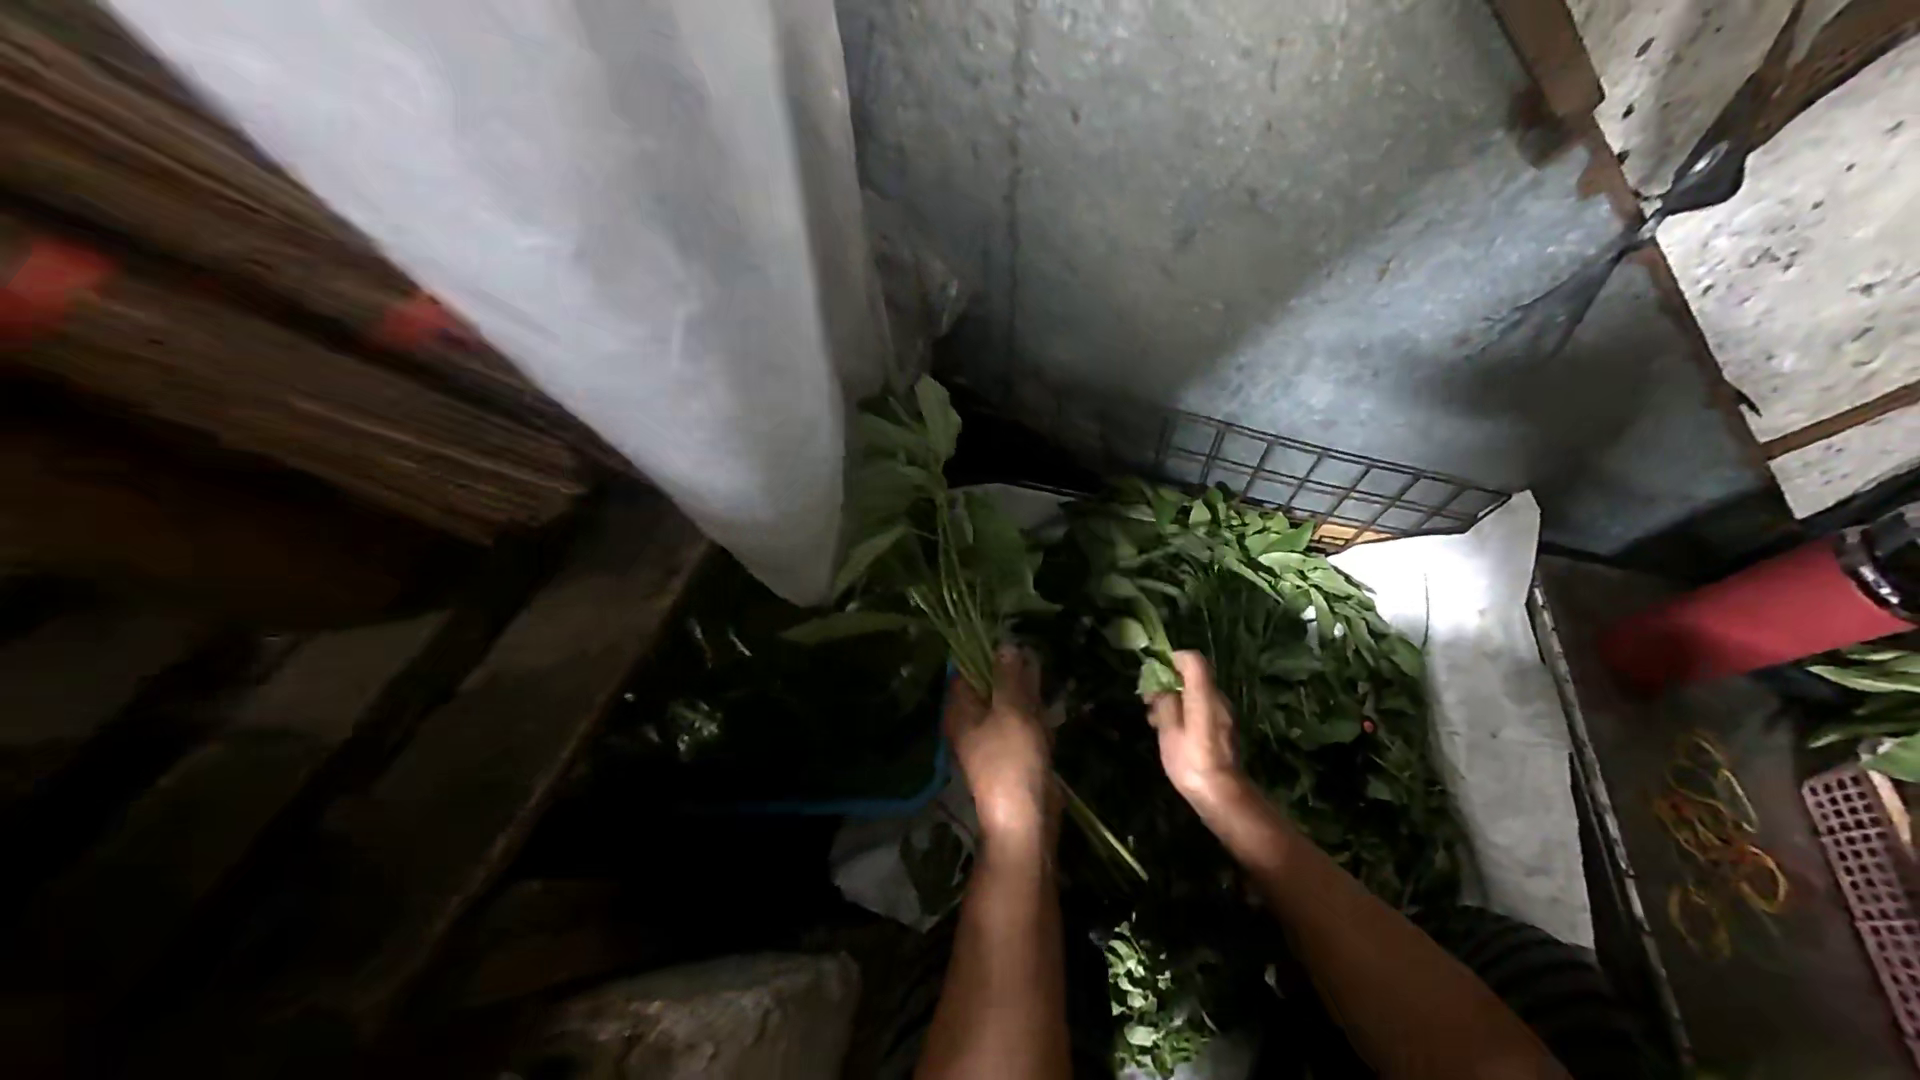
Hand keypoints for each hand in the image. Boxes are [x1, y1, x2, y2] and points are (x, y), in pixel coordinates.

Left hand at [944, 646, 1054, 844]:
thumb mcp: (1011, 709)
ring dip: (1027, 698)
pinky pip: (1020, 726)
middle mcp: (969, 720)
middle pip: (989, 684)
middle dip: (1013, 675)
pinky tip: (1047, 722)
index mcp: (959, 708)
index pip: (965, 668)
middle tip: (1034, 665)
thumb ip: (1008, 675)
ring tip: (1041, 695)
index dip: (987, 652)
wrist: (1025, 819)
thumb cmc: (1012, 759)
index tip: (1013, 641)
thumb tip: (1005, 644)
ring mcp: (989, 738)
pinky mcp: (1010, 753)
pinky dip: (1034, 720)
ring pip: (1008, 704)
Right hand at [1148, 651, 1250, 810]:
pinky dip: (1185, 712)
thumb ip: (1165, 703)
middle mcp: (1218, 700)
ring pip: (1197, 695)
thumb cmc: (1191, 760)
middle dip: (1170, 683)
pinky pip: (1202, 710)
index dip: (1173, 659)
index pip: (1193, 660)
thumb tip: (1163, 689)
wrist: (1221, 794)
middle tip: (1149, 700)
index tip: (1155, 671)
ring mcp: (1224, 715)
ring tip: (1155, 720)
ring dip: (1176, 700)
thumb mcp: (1168, 730)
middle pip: (1195, 677)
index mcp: (1204, 696)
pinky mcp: (1223, 729)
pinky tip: (1171, 732)